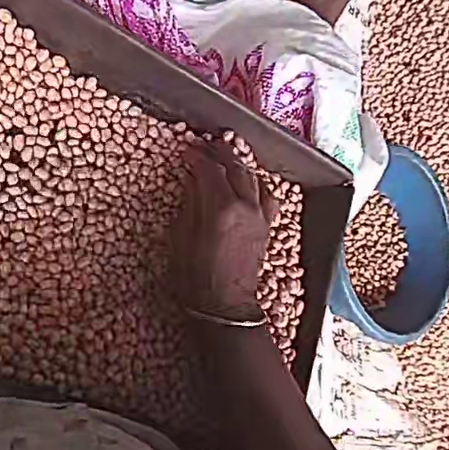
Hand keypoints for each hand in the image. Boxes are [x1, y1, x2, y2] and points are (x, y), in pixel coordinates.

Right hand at [173, 140, 271, 320]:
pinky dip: (254, 182)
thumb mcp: (182, 236)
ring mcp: (260, 215)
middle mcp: (245, 206)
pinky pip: (265, 194)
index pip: (209, 170)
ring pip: (252, 177)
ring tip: (223, 155)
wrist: (224, 305)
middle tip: (203, 144)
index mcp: (221, 208)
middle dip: (218, 152)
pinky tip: (247, 180)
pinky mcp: (266, 225)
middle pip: (234, 167)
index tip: (185, 149)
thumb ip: (190, 202)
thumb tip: (193, 179)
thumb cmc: (195, 276)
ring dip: (237, 163)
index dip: (196, 156)